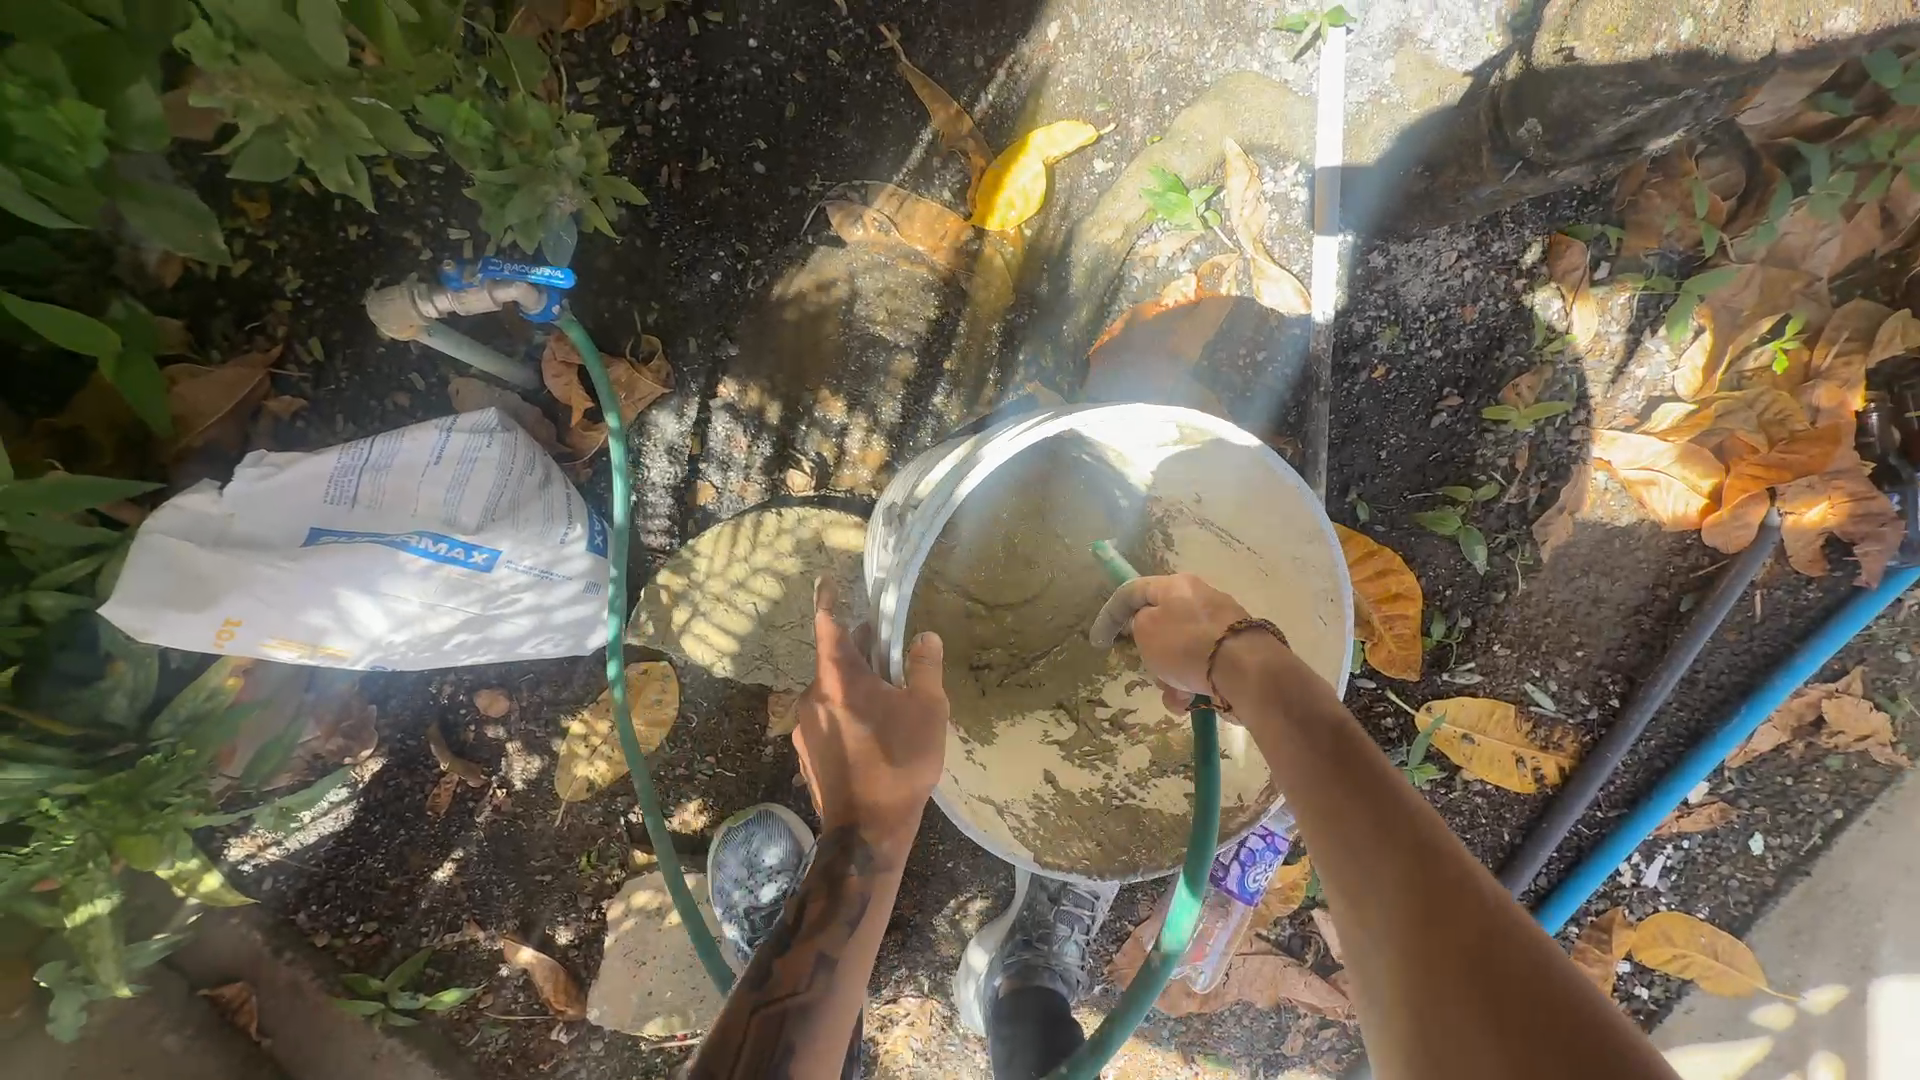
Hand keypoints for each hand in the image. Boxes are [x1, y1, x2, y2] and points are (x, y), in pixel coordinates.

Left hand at [792, 576, 949, 852]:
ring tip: (889, 702)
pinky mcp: (805, 753)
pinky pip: (826, 718)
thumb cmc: (901, 762)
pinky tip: (872, 734)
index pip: (827, 625)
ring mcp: (803, 728)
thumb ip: (925, 667)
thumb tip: (924, 636)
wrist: (868, 830)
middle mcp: (812, 696)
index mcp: (838, 678)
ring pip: (831, 691)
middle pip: (834, 660)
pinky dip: (846, 712)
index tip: (826, 580)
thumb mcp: (927, 710)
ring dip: (855, 686)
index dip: (826, 599)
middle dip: (861, 651)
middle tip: (891, 655)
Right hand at [1089, 573, 1249, 708]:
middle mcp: (1200, 600)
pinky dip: (1192, 686)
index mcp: (1176, 586)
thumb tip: (1151, 626)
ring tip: (1177, 695)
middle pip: (1160, 627)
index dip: (1111, 614)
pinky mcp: (1236, 653)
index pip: (1133, 592)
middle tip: (1150, 669)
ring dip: (1170, 677)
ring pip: (1180, 653)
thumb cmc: (1187, 646)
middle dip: (1151, 655)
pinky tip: (1192, 702)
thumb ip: (1138, 623)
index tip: (1100, 641)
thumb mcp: (1146, 631)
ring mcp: (1221, 627)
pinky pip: (1201, 668)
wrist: (1247, 672)